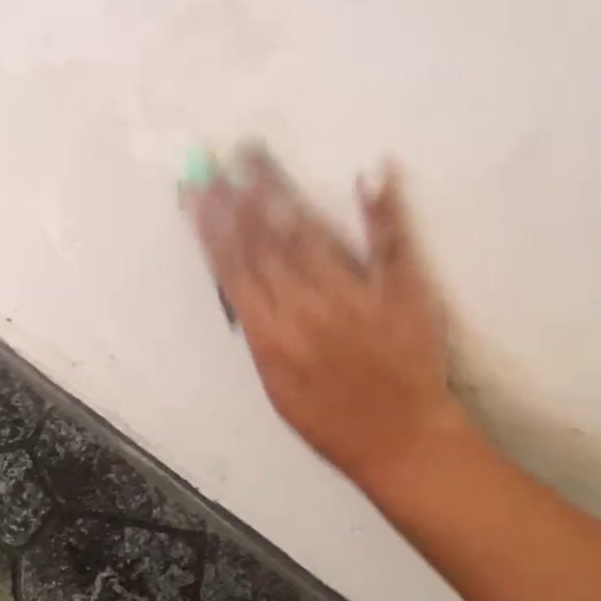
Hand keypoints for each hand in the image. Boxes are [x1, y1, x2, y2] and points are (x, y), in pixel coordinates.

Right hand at [183, 145, 472, 486]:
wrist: (400, 441)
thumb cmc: (329, 423)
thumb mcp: (277, 389)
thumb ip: (263, 336)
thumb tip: (246, 291)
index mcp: (271, 338)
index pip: (234, 270)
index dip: (213, 228)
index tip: (196, 194)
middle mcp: (307, 310)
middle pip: (265, 245)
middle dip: (238, 199)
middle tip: (219, 159)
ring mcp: (356, 297)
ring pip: (311, 236)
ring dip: (282, 194)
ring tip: (257, 159)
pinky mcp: (403, 292)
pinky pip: (391, 245)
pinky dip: (381, 210)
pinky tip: (369, 172)